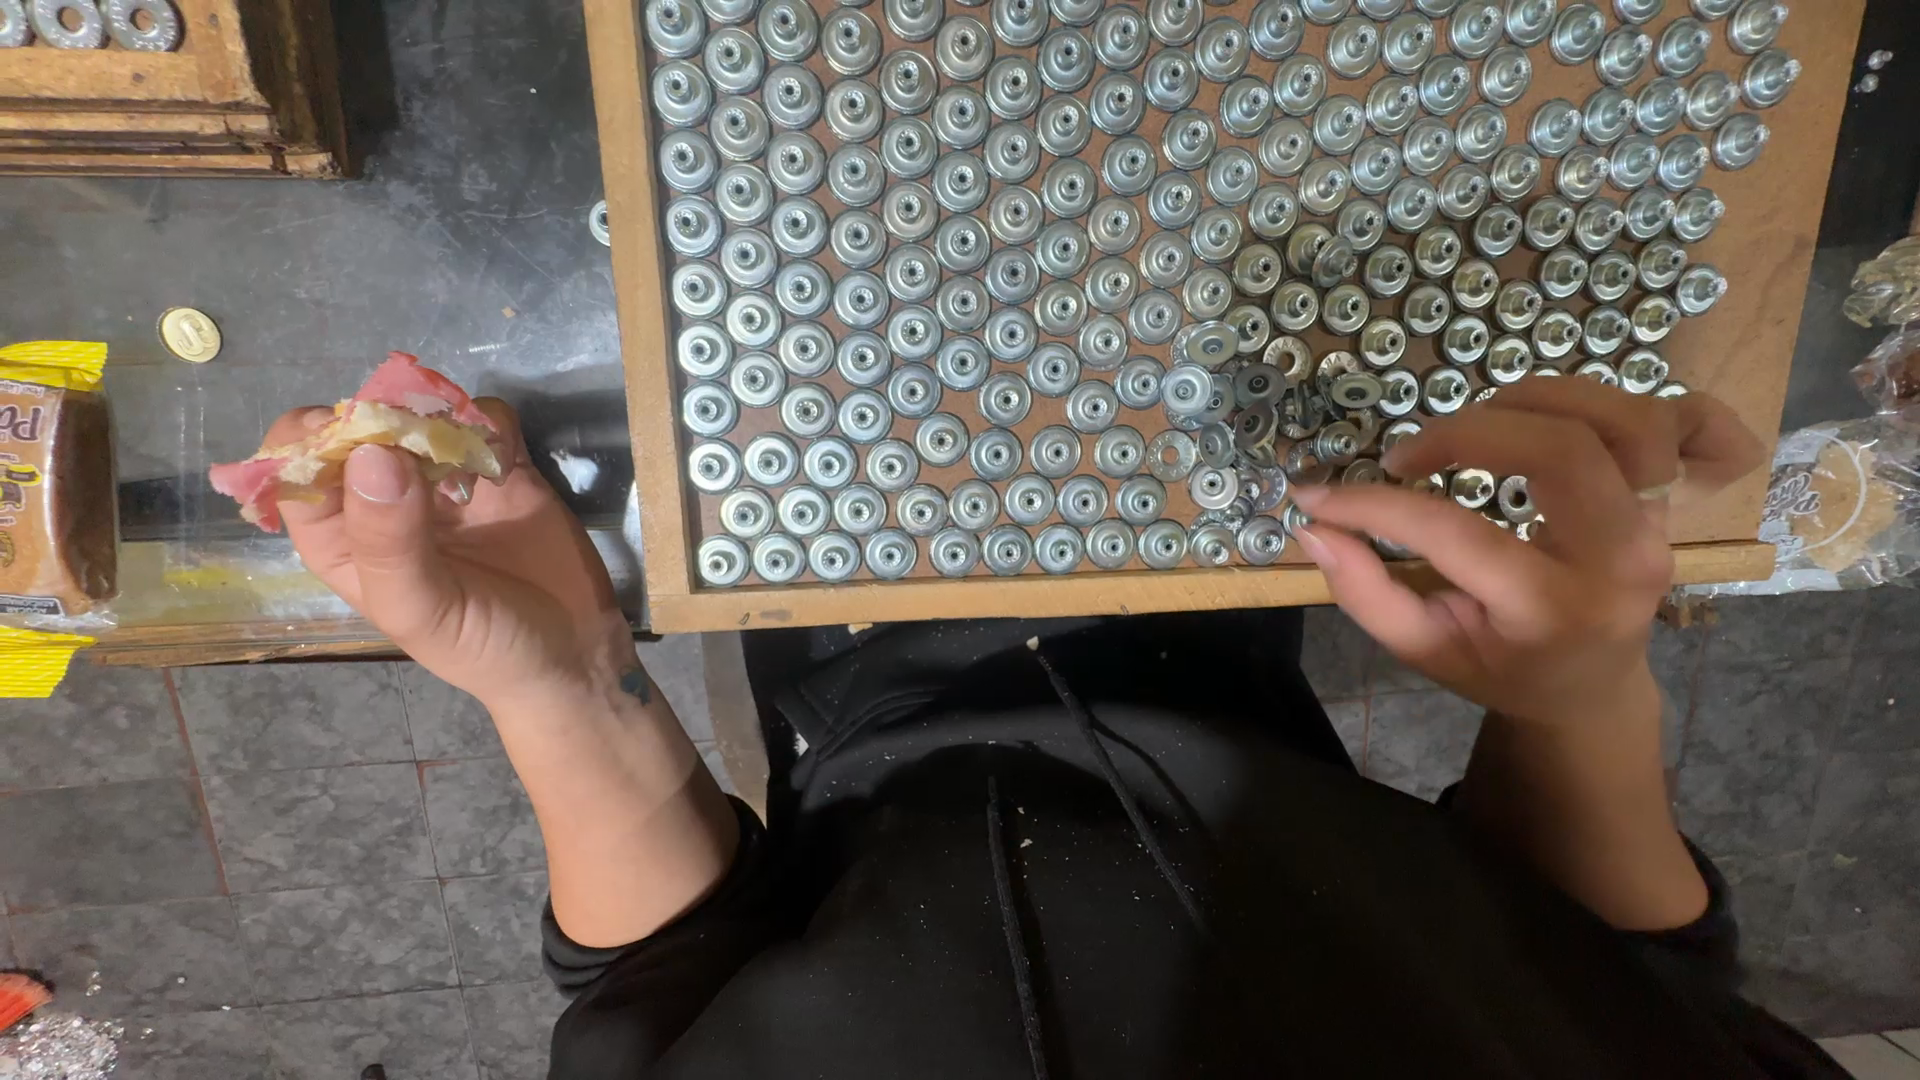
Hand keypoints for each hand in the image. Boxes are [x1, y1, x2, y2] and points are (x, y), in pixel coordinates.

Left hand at [261, 400, 633, 710]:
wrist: (575, 656)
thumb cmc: (486, 648)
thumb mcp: (425, 609)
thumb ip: (391, 540)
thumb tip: (373, 453)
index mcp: (348, 542)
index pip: (301, 475)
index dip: (310, 444)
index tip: (343, 430)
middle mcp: (393, 506)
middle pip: (365, 435)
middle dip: (385, 420)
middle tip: (421, 432)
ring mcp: (455, 487)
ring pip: (429, 421)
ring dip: (442, 415)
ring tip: (466, 442)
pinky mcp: (511, 476)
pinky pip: (491, 428)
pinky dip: (493, 423)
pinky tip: (504, 451)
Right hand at [1291, 379, 1765, 728]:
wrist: (1586, 685)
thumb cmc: (1495, 666)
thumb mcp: (1417, 645)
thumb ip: (1360, 590)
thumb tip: (1313, 525)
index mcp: (1549, 606)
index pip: (1451, 532)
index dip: (1371, 505)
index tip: (1319, 496)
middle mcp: (1619, 557)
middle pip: (1563, 450)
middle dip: (1464, 433)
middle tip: (1407, 456)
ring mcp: (1659, 522)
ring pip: (1629, 420)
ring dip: (1538, 401)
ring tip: (1478, 424)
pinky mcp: (1677, 499)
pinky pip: (1701, 425)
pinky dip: (1650, 405)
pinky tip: (1583, 419)